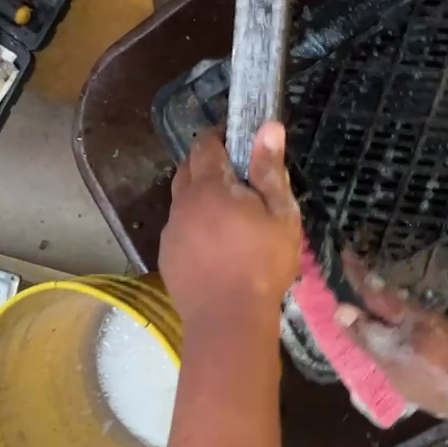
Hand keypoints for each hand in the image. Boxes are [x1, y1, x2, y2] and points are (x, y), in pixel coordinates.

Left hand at [159, 122, 301, 328]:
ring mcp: (171, 231)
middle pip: (187, 169)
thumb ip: (270, 170)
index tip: (236, 138)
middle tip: (234, 172)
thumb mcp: (280, 215)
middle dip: (206, 162)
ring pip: (181, 200)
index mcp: (210, 188)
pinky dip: (193, 225)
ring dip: (198, 195)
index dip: (219, 136)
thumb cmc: (262, 266)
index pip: (205, 145)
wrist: (228, 320)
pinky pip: (178, 228)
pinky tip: (213, 243)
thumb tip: (268, 126)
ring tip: (226, 210)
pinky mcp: (167, 256)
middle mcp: (182, 204)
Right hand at [333, 254, 447, 424]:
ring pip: (402, 314)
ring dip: (383, 310)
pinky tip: (396, 341)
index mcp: (406, 316)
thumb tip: (340, 308)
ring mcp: (437, 330)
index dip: (357, 274)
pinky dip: (396, 327)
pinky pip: (412, 328)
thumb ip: (367, 336)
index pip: (373, 290)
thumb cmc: (436, 378)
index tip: (344, 251)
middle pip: (390, 299)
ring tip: (368, 313)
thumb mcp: (394, 360)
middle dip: (370, 290)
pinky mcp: (446, 345)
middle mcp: (422, 316)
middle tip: (351, 280)